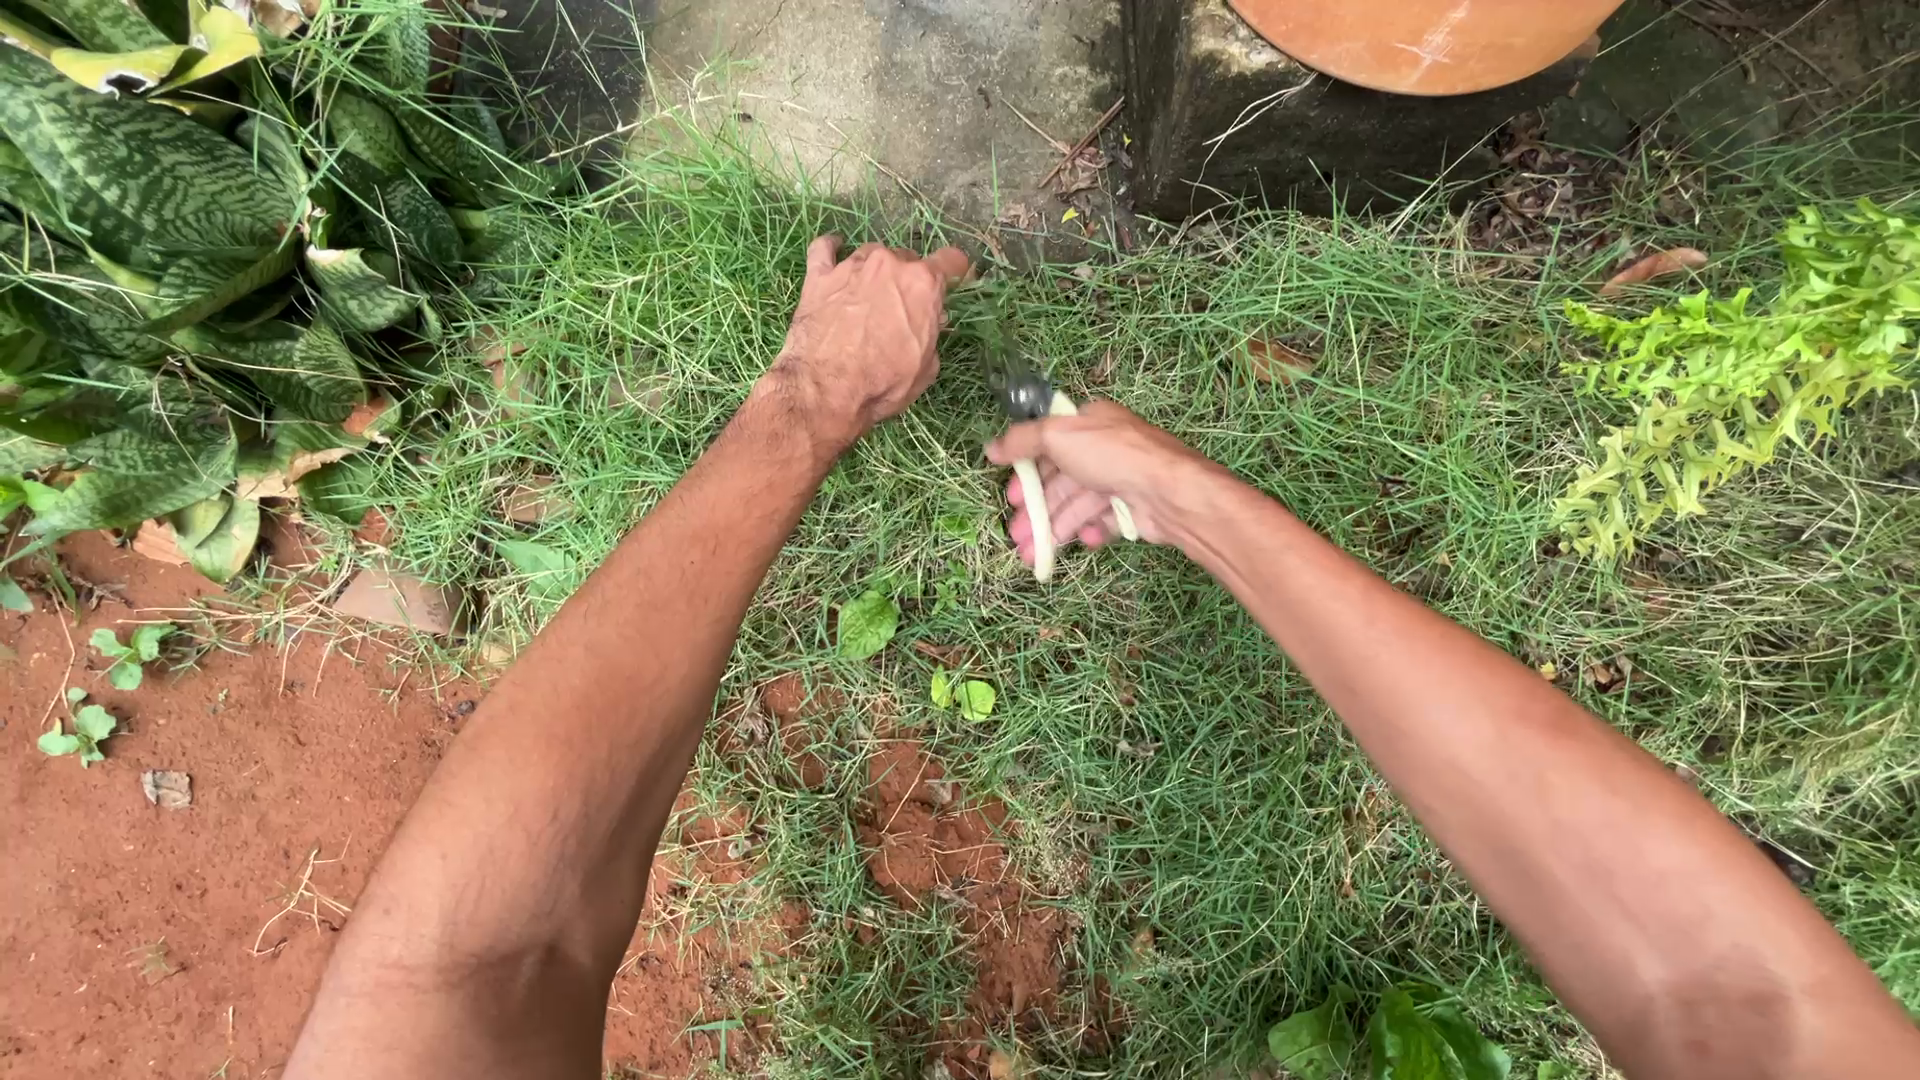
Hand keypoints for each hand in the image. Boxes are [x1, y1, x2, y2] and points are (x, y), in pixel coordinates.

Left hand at [768, 235, 970, 440]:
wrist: (827, 390)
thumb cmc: (884, 384)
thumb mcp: (925, 368)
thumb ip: (932, 336)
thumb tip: (931, 322)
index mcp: (923, 285)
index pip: (950, 261)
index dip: (956, 270)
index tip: (955, 278)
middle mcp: (889, 265)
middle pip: (907, 259)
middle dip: (909, 279)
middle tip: (903, 306)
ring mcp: (852, 266)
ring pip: (872, 254)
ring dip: (876, 270)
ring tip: (870, 292)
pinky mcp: (819, 276)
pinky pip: (825, 249)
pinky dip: (832, 248)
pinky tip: (834, 251)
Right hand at [985, 400, 1226, 564]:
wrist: (1168, 491)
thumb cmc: (1111, 455)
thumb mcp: (1058, 436)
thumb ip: (1022, 441)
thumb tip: (990, 448)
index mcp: (1088, 423)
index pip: (1048, 445)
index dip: (1026, 472)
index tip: (1010, 497)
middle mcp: (1103, 449)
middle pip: (1060, 482)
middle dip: (1036, 510)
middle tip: (1017, 535)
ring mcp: (1118, 480)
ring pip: (1077, 506)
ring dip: (1054, 529)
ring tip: (1033, 554)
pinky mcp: (1131, 509)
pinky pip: (1102, 521)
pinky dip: (1089, 531)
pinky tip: (1082, 540)